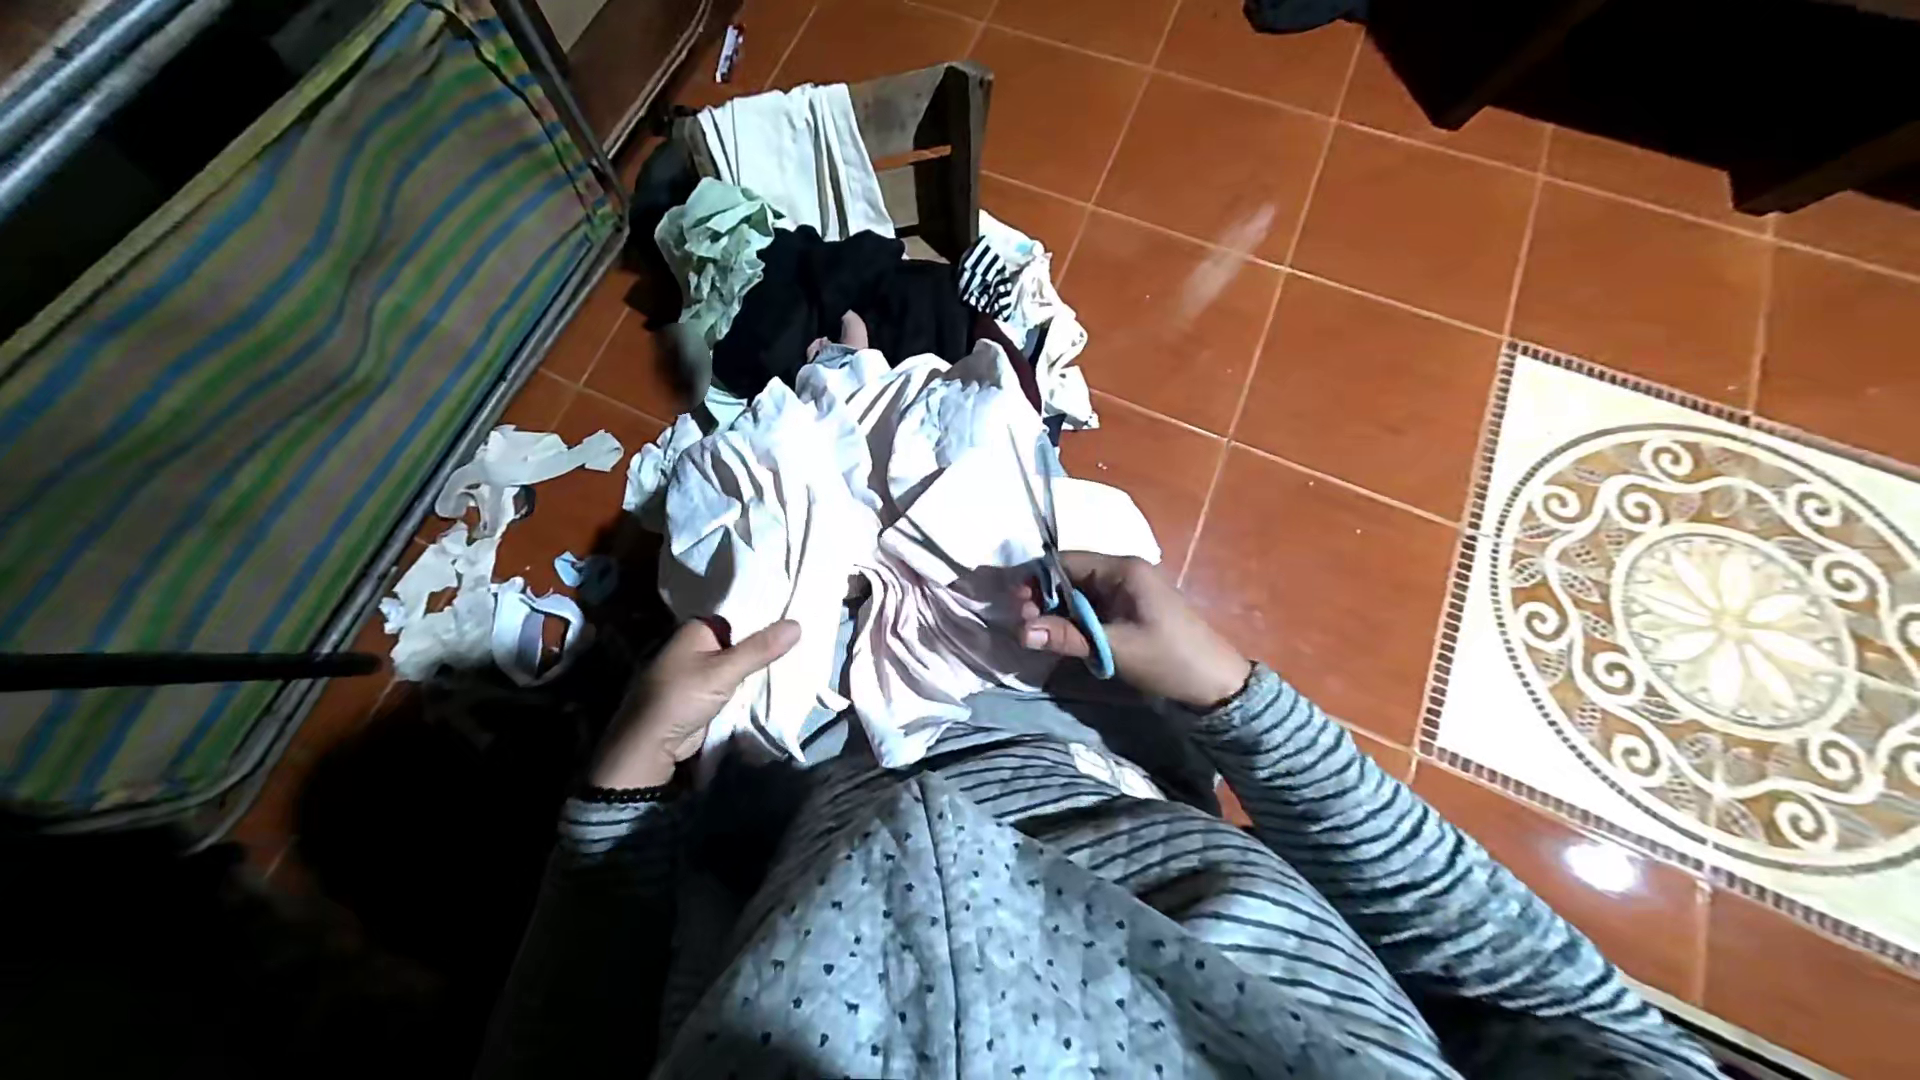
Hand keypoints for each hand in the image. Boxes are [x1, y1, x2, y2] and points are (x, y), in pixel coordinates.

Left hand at [588, 618, 800, 787]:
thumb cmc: (682, 697)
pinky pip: (736, 679)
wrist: (651, 745)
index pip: (739, 612)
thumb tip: (797, 623)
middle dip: (768, 640)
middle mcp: (698, 644)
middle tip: (804, 635)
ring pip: (741, 660)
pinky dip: (753, 679)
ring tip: (800, 652)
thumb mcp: (724, 671)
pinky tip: (778, 675)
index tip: (798, 613)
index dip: (767, 614)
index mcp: (697, 629)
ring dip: (762, 662)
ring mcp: (702, 669)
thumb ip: (760, 648)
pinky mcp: (707, 691)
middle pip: (742, 637)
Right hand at [1018, 553, 1250, 709]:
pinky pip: (1092, 606)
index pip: (1065, 561)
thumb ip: (1068, 636)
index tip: (1016, 605)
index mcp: (1123, 569)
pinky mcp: (1130, 609)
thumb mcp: (1114, 648)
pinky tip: (1061, 635)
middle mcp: (1123, 572)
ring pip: (1078, 592)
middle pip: (1070, 575)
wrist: (1216, 685)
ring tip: (1037, 633)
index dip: (1036, 580)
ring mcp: (1128, 590)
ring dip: (1057, 611)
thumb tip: (1022, 631)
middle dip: (1043, 597)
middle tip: (1024, 624)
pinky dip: (1074, 619)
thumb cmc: (1168, 659)